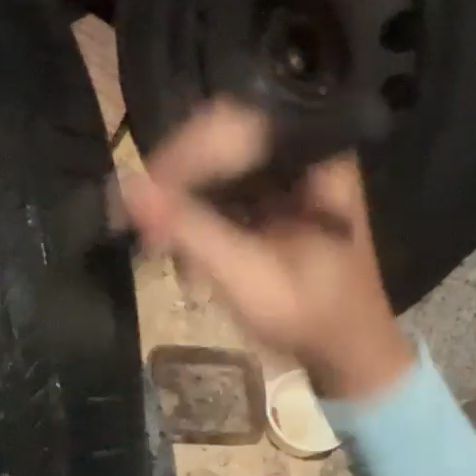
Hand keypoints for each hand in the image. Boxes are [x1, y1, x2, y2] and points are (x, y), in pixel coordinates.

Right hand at [121, 99, 415, 399]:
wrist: (347, 349)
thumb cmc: (312, 317)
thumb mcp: (250, 279)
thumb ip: (190, 231)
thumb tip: (128, 190)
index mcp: (314, 155)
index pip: (235, 126)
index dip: (183, 156)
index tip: (143, 195)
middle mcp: (299, 152)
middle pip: (219, 140)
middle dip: (175, 183)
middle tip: (138, 220)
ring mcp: (283, 174)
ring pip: (213, 166)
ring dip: (179, 203)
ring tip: (155, 242)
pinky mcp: (269, 197)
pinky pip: (218, 190)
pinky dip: (193, 217)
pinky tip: (176, 248)